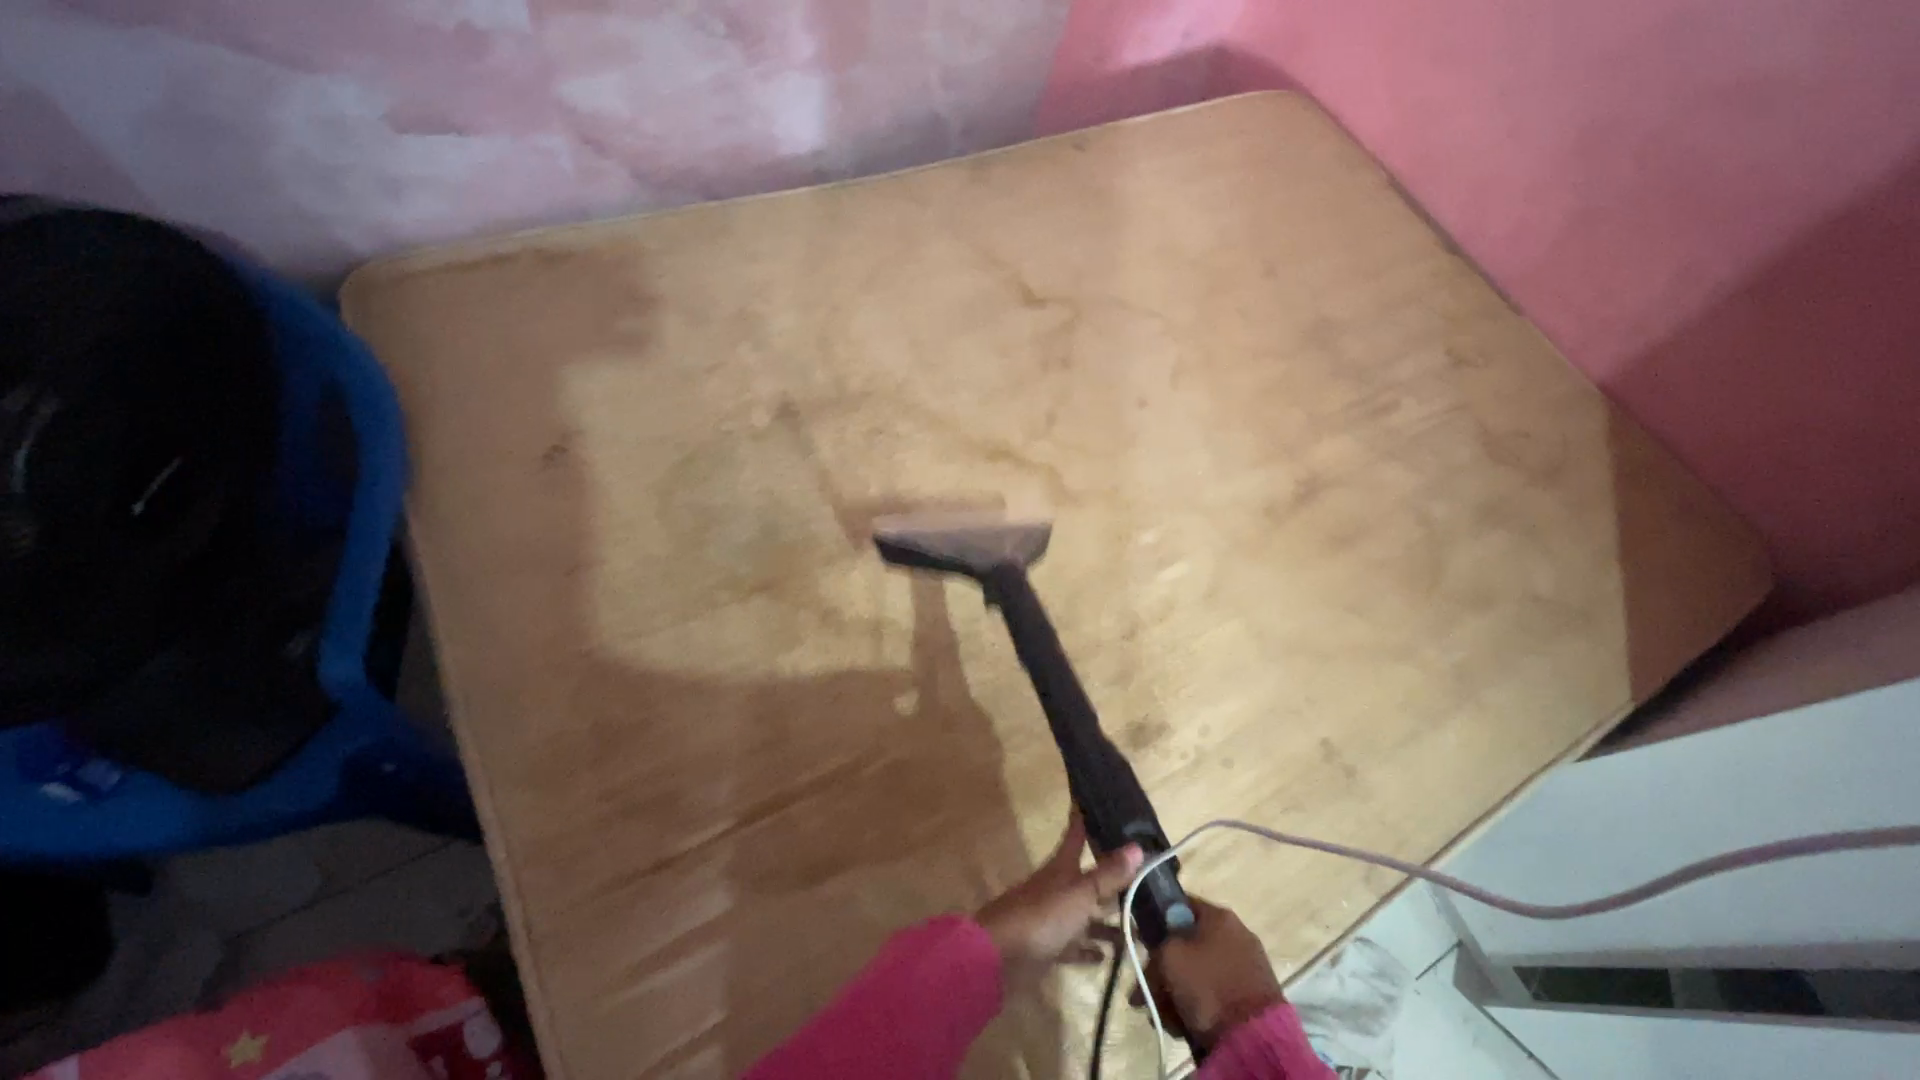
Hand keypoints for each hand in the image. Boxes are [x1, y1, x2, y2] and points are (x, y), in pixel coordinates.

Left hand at [975, 813, 1142, 987]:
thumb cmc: (1041, 916)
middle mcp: (1057, 889)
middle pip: (1087, 880)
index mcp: (1061, 868)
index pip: (1075, 836)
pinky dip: (1088, 950)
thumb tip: (1138, 846)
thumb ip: (1108, 874)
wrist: (999, 955)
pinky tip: (1106, 957)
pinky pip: (1073, 947)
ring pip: (1084, 916)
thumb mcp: (1080, 893)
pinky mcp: (1047, 948)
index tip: (1089, 799)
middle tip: (1143, 882)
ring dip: (1106, 923)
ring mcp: (1051, 919)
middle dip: (1112, 881)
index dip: (1082, 819)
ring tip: (1138, 931)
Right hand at [1142, 897, 1284, 1049]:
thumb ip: (1158, 940)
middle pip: (1186, 945)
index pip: (1178, 905)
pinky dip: (1198, 1005)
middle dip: (1162, 971)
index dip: (1155, 923)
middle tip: (1144, 994)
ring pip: (1198, 972)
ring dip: (1175, 992)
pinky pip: (1215, 991)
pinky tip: (1184, 1024)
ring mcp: (1247, 965)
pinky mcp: (1253, 994)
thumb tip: (1161, 942)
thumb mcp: (1169, 956)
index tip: (1141, 946)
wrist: (1253, 1038)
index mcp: (1219, 916)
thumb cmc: (1206, 986)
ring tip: (1163, 1017)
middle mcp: (1236, 934)